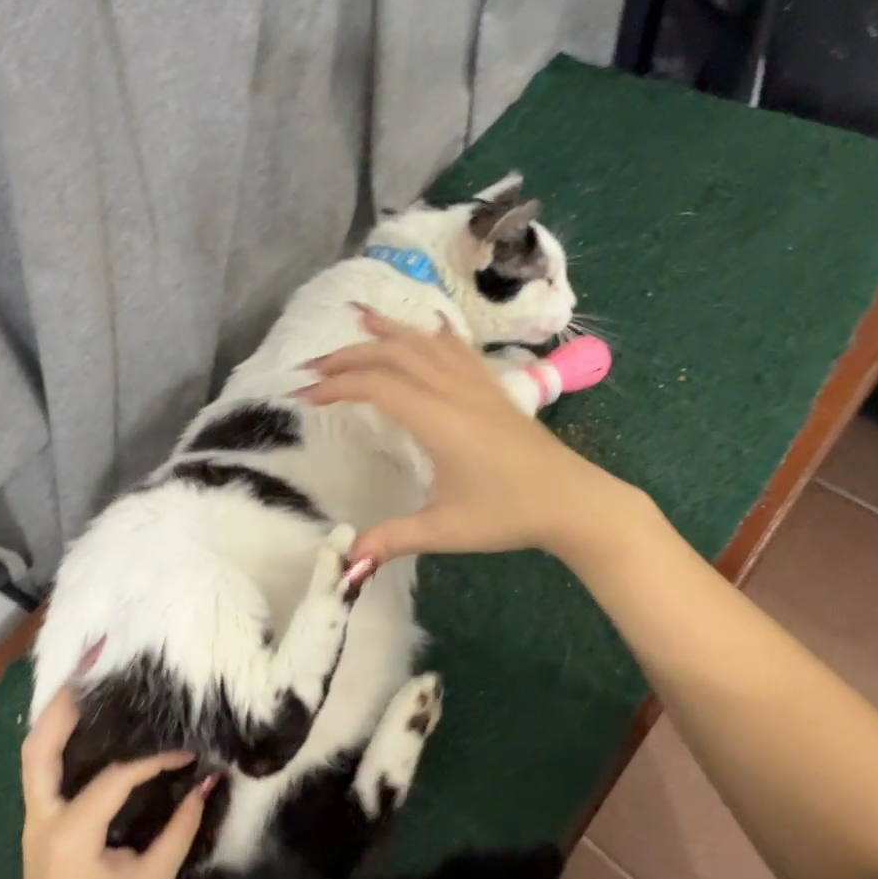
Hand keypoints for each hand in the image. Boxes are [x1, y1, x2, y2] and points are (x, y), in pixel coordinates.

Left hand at [3, 689, 213, 878]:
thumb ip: (181, 827)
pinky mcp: (37, 826)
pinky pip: (42, 771)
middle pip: (41, 745)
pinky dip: (58, 741)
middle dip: (64, 702)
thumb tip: (208, 781)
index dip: (153, 758)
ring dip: (56, 718)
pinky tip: (84, 726)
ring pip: (33, 756)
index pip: (115, 776)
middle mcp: (42, 817)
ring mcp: (33, 821)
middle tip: (93, 663)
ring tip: (85, 682)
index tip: (187, 750)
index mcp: (70, 831)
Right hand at [298, 307, 646, 564]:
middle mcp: (455, 392)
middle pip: (396, 354)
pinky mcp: (494, 389)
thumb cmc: (509, 515)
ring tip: (360, 318)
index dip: (337, 385)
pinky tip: (425, 328)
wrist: (572, 501)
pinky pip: (457, 348)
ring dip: (390, 331)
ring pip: (427, 342)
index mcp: (439, 421)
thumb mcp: (446, 531)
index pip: (377, 386)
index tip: (305, 395)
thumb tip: (347, 561)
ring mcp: (478, 386)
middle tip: (315, 366)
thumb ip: (394, 539)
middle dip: (351, 354)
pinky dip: (432, 334)